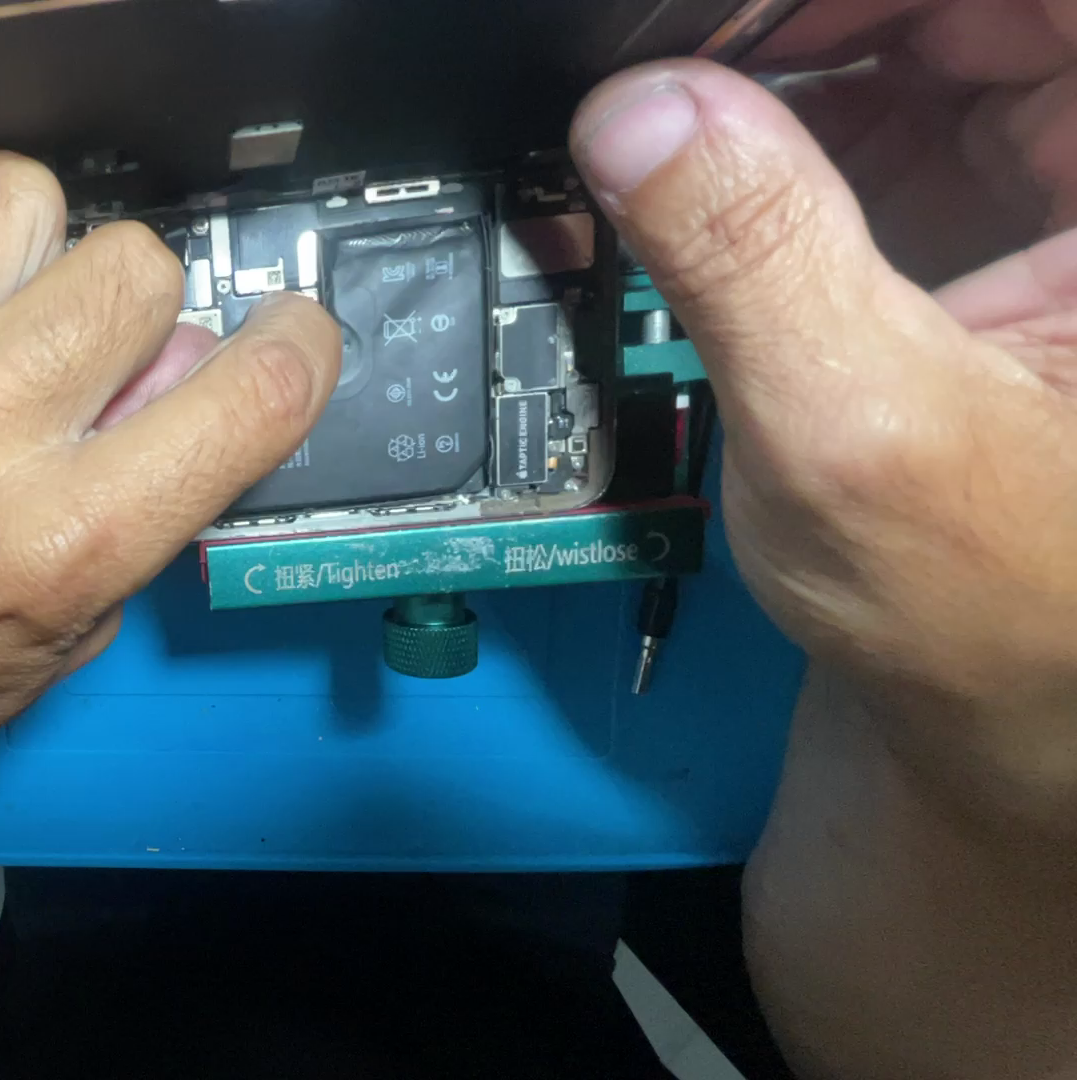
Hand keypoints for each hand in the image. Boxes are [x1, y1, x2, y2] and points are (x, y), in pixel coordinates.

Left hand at [0, 154, 339, 896]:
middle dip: (132, 315)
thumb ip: (140, 509)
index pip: (248, 396)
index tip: (282, 343)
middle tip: (78, 365)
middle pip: (133, 266)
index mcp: (61, 544)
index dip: (294, 353)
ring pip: (19, 196)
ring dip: (31, 259)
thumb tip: (183, 374)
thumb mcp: (53, 645)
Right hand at [569, 3, 1076, 827]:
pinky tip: (703, 180)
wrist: (996, 682)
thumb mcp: (846, 424)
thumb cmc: (971, 588)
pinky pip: (901, 115)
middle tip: (656, 90)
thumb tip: (630, 114)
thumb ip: (746, 256)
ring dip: (786, 78)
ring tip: (658, 138)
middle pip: (986, 8)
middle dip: (808, 28)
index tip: (697, 33)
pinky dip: (787, 133)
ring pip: (939, 47)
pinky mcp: (1009, 212)